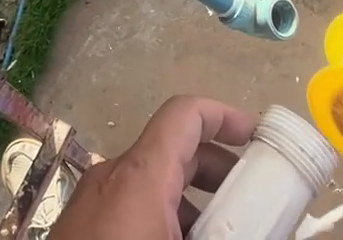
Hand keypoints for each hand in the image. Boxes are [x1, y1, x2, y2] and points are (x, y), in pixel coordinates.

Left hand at [49, 95, 254, 239]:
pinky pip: (131, 210)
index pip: (186, 115)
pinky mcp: (81, 231)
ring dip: (194, 201)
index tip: (261, 142)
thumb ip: (228, 235)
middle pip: (173, 149)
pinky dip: (165, 220)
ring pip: (153, 184)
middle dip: (219, 169)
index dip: (226, 116)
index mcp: (140, 175)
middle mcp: (113, 178)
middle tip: (255, 201)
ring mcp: (92, 205)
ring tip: (226, 236)